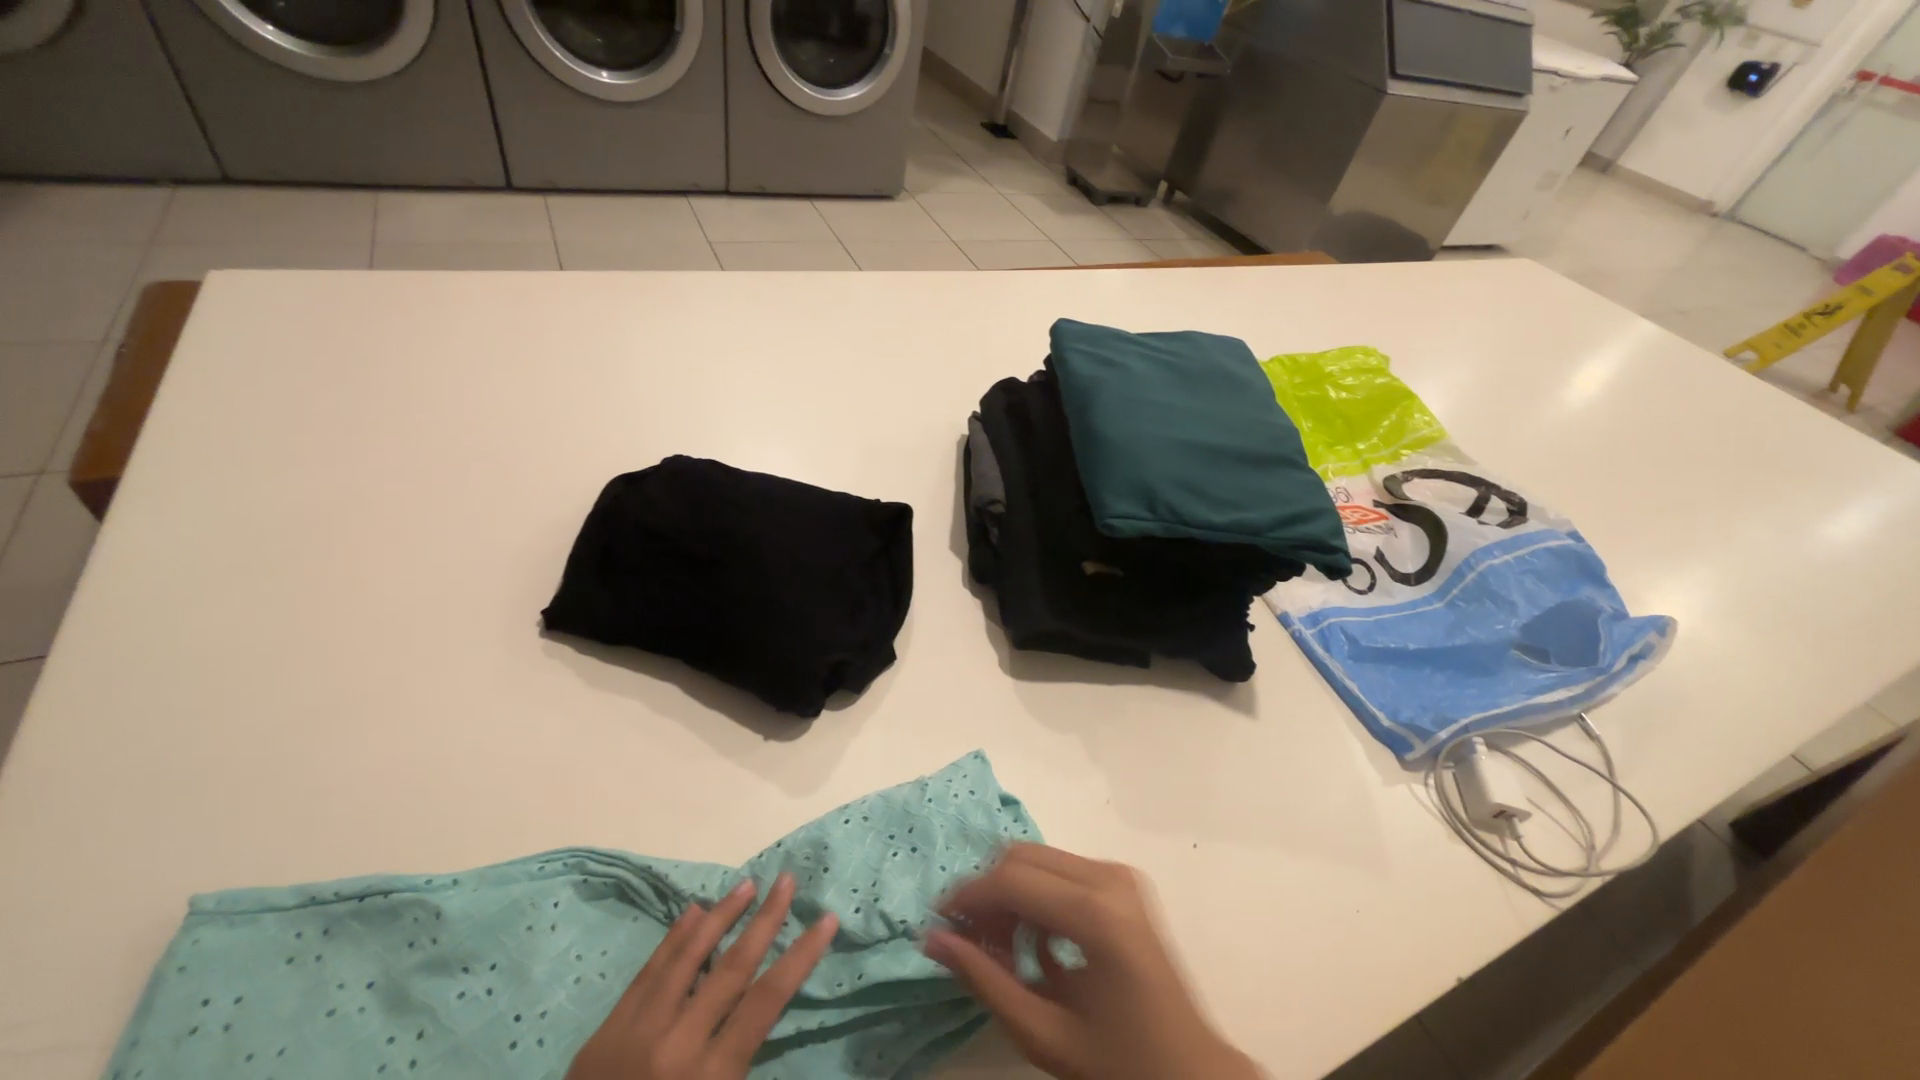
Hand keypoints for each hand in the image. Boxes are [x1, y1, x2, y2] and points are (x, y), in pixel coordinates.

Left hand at [567, 873, 836, 1079]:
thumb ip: (742, 1065)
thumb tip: (767, 1009)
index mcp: (713, 1074)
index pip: (767, 1000)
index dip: (800, 957)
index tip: (825, 920)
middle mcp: (679, 1043)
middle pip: (732, 968)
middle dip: (765, 920)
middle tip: (786, 881)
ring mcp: (640, 1030)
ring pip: (687, 959)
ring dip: (720, 917)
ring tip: (745, 885)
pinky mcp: (609, 1028)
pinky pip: (648, 972)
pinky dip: (673, 940)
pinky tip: (691, 912)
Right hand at [923, 845, 1260, 1079]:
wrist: (1189, 1069)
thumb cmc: (1116, 1060)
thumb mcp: (1041, 1031)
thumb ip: (983, 979)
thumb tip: (931, 939)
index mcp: (1095, 914)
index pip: (1010, 880)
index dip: (966, 898)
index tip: (938, 926)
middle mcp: (1109, 878)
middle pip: (1022, 858)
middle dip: (986, 893)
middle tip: (968, 941)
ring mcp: (1119, 877)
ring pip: (1038, 860)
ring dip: (1008, 894)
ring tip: (998, 948)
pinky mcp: (1123, 884)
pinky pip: (1061, 871)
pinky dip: (1034, 897)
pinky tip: (1031, 942)